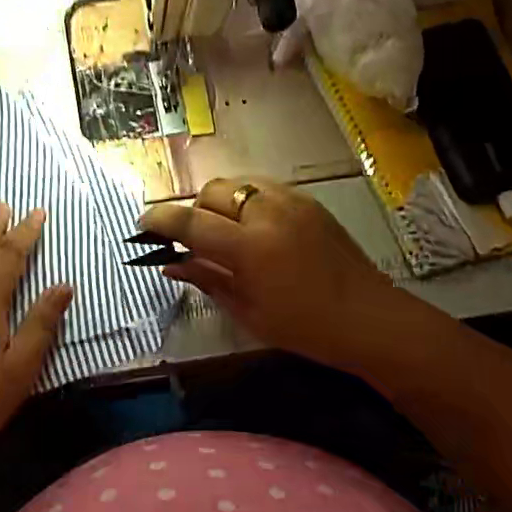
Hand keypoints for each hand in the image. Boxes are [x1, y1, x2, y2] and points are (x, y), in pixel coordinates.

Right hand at [138, 177, 404, 371]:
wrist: (368, 317)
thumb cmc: (305, 327)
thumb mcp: (248, 311)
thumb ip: (207, 280)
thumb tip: (170, 264)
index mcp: (250, 248)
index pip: (191, 222)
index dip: (160, 220)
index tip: (143, 224)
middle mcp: (268, 213)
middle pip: (212, 192)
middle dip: (194, 211)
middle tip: (192, 242)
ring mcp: (292, 202)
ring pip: (239, 184)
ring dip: (220, 203)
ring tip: (224, 234)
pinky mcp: (309, 202)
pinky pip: (264, 189)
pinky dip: (247, 202)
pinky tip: (254, 230)